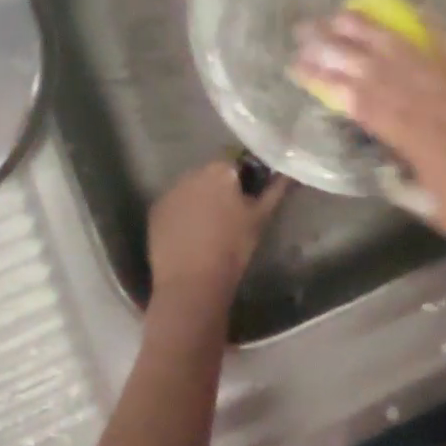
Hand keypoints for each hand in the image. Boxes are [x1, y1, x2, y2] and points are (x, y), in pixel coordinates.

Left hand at [148, 160, 287, 308]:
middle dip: (221, 187)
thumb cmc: (233, 247)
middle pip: (211, 174)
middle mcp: (192, 173)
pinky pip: (174, 205)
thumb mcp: (260, 217)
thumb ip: (276, 189)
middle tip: (232, 212)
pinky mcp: (155, 212)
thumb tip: (290, 171)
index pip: (236, 162)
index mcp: (220, 170)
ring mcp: (170, 192)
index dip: (245, 177)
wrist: (192, 283)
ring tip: (210, 225)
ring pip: (192, 189)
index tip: (250, 196)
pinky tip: (190, 234)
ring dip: (201, 198)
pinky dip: (182, 213)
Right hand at [291, 11, 445, 266]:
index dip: (327, 80)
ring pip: (409, 51)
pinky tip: (415, 8)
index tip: (298, 62)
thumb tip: (379, 159)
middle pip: (377, 68)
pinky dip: (436, 26)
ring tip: (343, 12)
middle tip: (306, 27)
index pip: (360, 100)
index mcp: (413, 137)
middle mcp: (432, 103)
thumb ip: (399, 179)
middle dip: (338, 46)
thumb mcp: (430, 207)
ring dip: (374, 31)